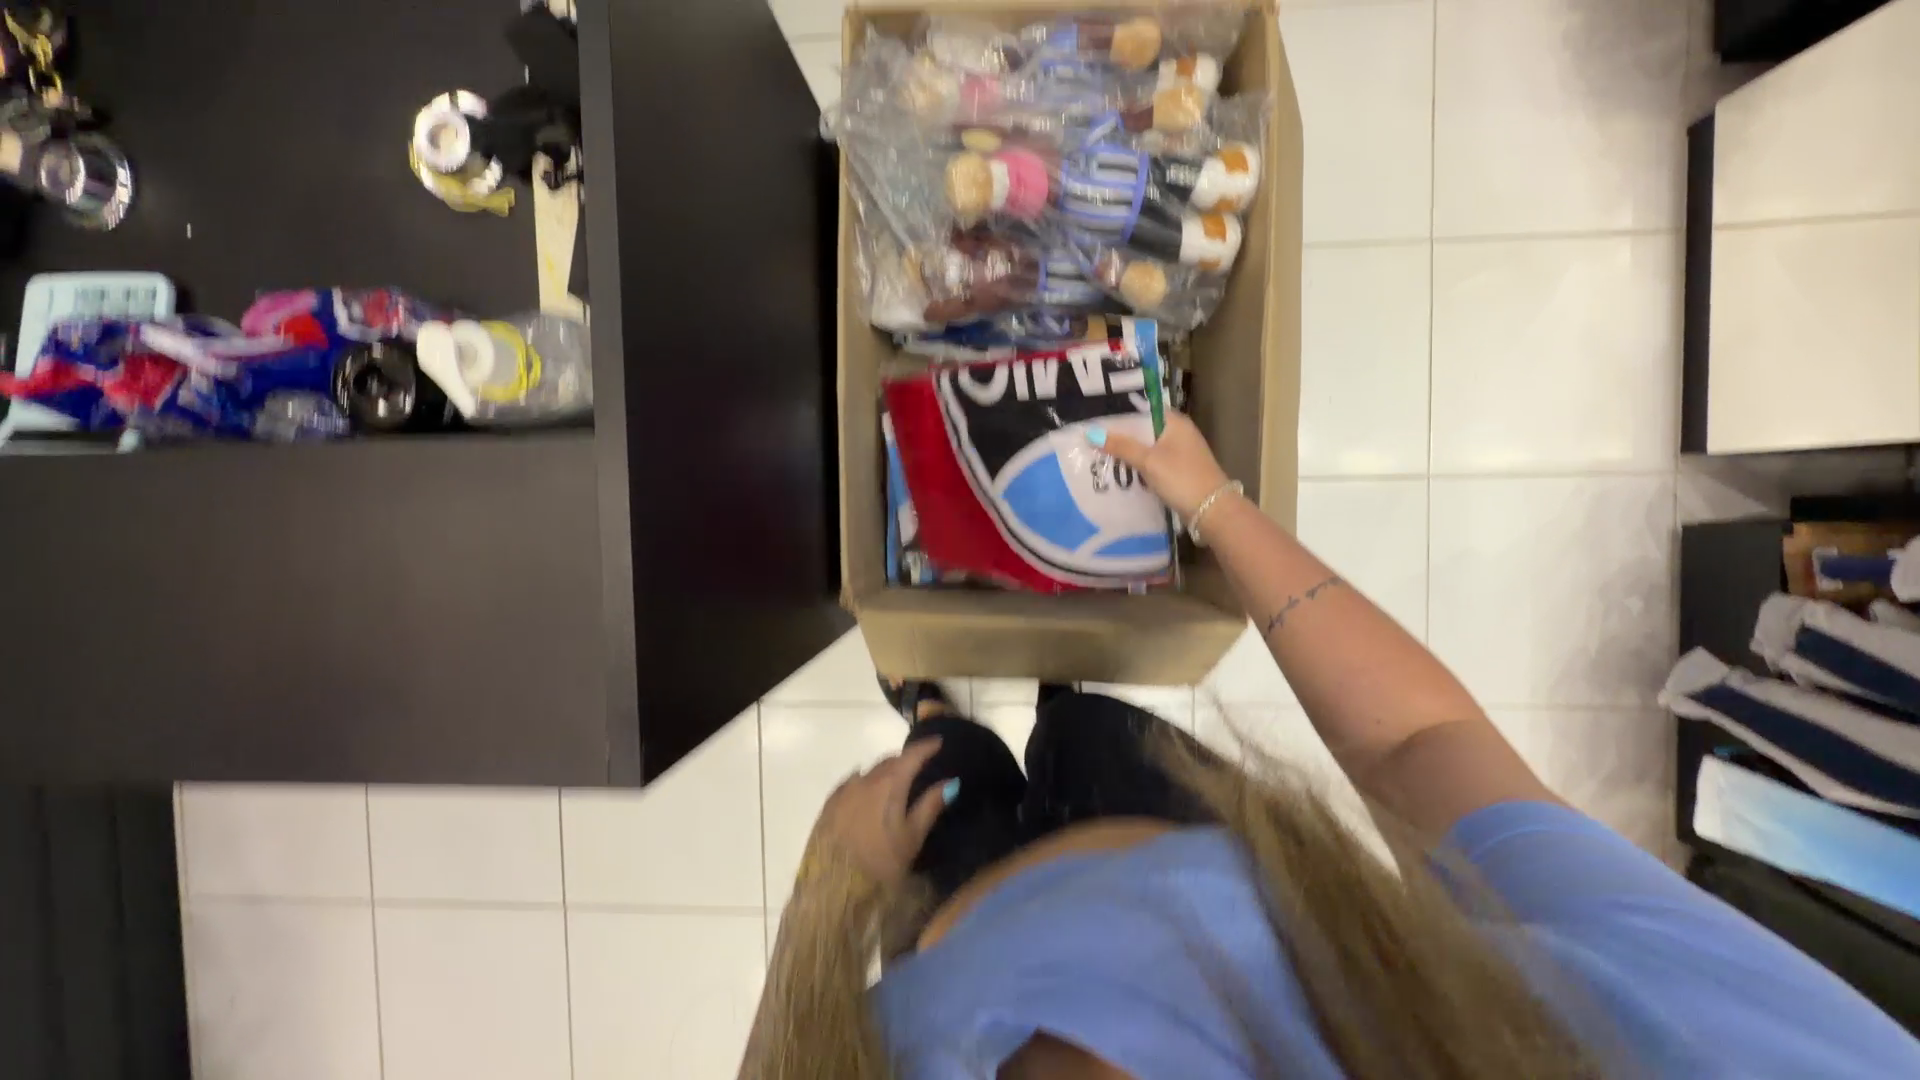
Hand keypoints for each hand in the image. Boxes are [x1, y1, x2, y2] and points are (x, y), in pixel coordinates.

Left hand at [801, 738, 954, 890]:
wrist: (833, 887)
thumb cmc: (881, 863)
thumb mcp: (912, 837)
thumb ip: (931, 805)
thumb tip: (950, 782)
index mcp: (889, 784)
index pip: (911, 755)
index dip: (927, 747)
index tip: (938, 742)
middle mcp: (864, 779)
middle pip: (889, 761)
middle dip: (905, 760)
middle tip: (918, 767)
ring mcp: (843, 791)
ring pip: (868, 771)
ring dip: (883, 771)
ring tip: (893, 782)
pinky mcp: (829, 805)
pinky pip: (850, 783)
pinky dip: (864, 782)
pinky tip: (866, 792)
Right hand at [1090, 410, 1230, 520]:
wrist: (1212, 510)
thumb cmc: (1181, 478)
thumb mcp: (1148, 460)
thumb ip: (1121, 446)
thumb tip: (1091, 433)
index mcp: (1175, 422)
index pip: (1141, 410)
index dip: (1119, 416)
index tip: (1095, 422)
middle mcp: (1179, 432)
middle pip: (1143, 430)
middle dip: (1120, 437)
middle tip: (1092, 441)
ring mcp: (1180, 452)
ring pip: (1147, 448)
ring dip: (1128, 454)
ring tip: (1100, 456)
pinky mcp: (1179, 470)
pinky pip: (1153, 463)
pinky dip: (1138, 467)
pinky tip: (1121, 473)